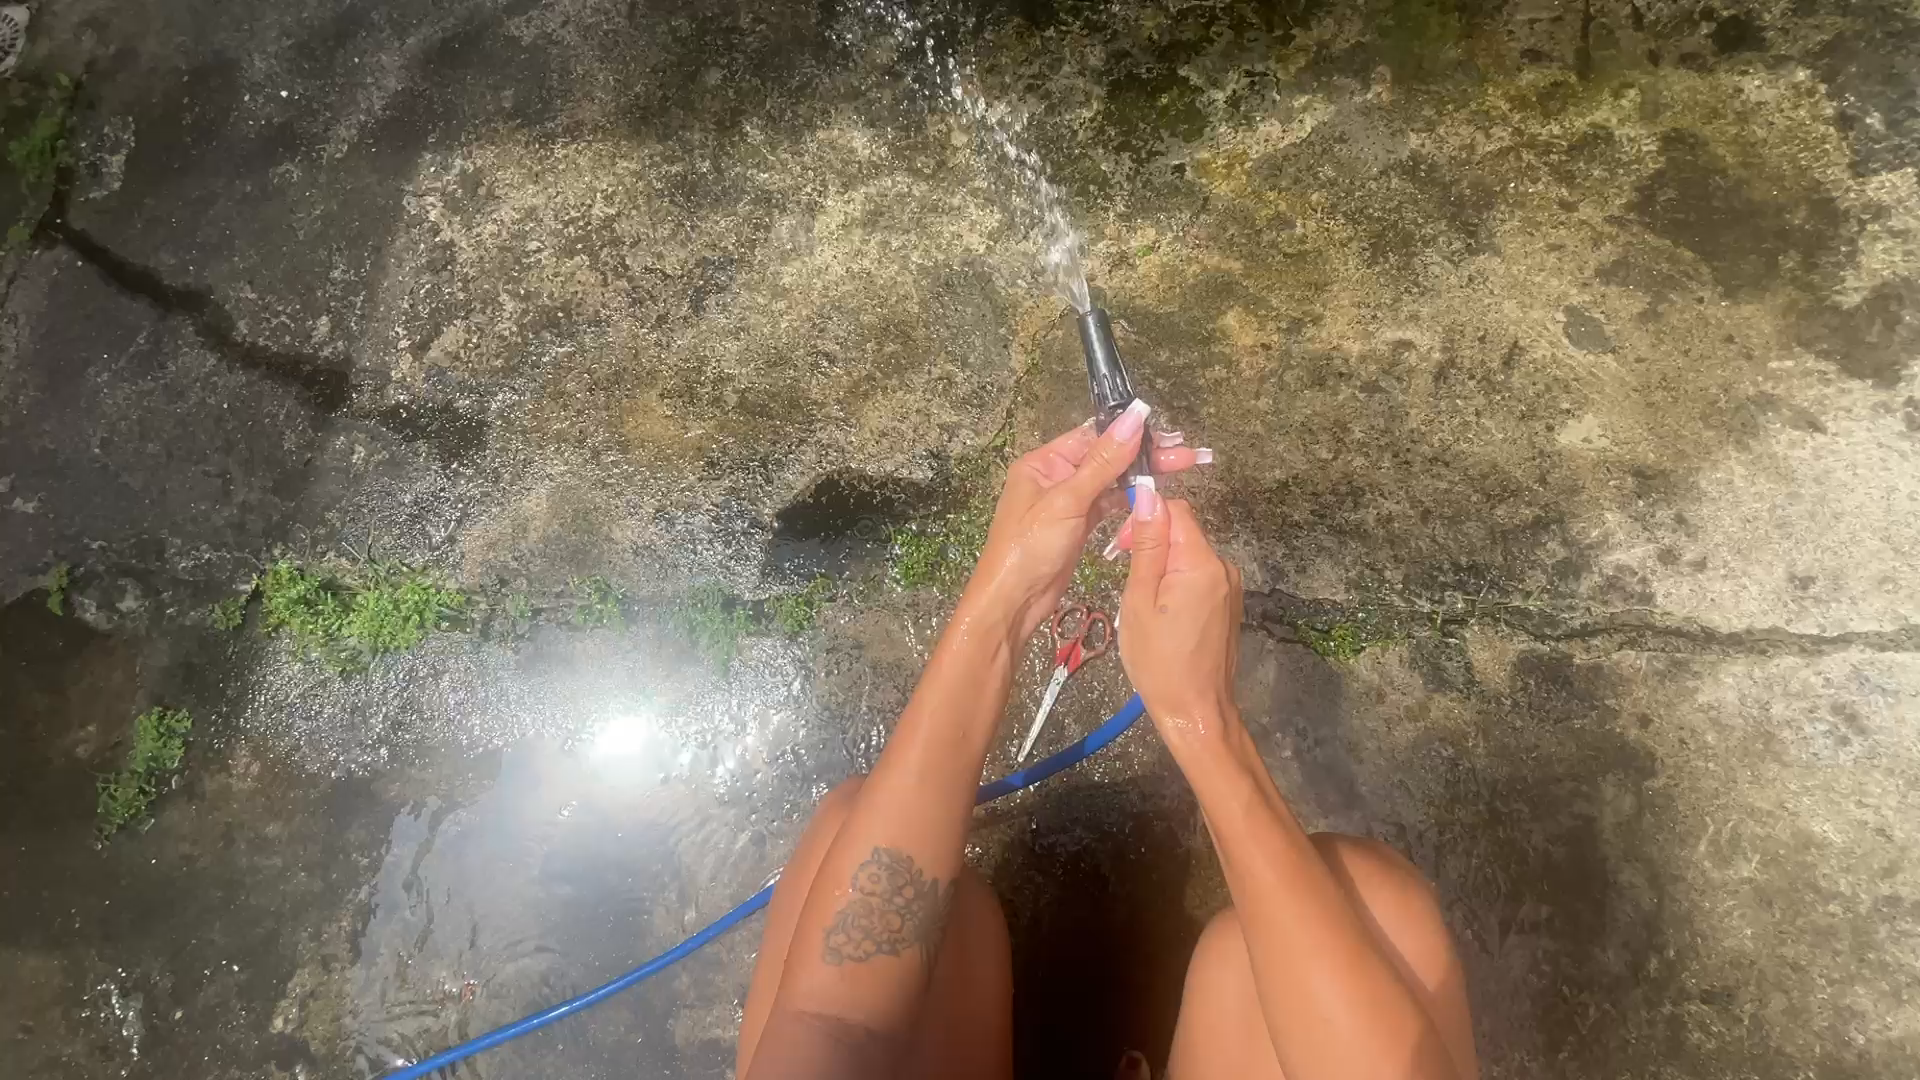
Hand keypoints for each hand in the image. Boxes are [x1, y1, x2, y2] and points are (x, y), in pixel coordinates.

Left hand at [961, 400, 1206, 640]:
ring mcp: (1067, 503)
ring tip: (1179, 468)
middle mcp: (1054, 477)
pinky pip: (1107, 504)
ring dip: (1141, 475)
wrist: (1012, 601)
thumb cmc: (1028, 548)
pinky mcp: (1078, 526)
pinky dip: (1129, 499)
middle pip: (1105, 457)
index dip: (1129, 433)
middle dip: (1143, 454)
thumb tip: (1134, 418)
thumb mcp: (1067, 501)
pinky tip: (1154, 494)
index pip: (1091, 436)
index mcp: (1043, 462)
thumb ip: (1104, 462)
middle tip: (1185, 454)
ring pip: (1110, 481)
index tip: (1166, 433)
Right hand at [1118, 490, 1242, 742]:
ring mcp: (1230, 587)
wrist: (1196, 711)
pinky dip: (1175, 582)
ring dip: (1161, 564)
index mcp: (1202, 563)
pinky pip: (1198, 576)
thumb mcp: (1140, 599)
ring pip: (1189, 554)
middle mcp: (1224, 567)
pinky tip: (1160, 611)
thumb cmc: (1158, 660)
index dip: (1144, 518)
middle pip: (1183, 532)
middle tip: (1125, 576)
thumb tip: (1147, 495)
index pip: (1176, 510)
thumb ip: (1146, 545)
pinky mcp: (1229, 604)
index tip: (1121, 547)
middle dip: (1151, 543)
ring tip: (1140, 600)